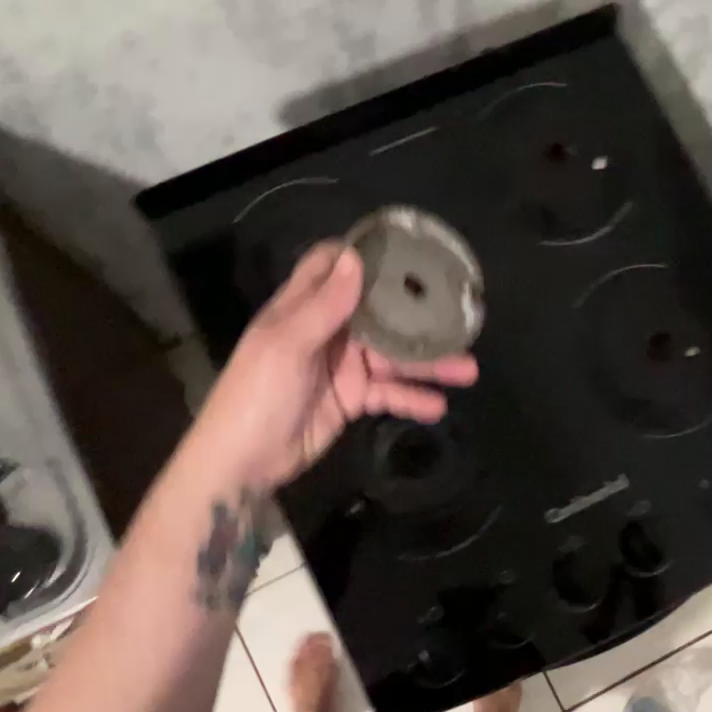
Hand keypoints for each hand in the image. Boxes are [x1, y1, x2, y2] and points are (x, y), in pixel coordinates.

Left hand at [186, 242, 478, 489]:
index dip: (364, 255)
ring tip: (468, 369)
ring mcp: (342, 368)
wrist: (243, 462)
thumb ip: (323, 307)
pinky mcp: (352, 400)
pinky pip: (388, 394)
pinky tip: (438, 406)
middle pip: (378, 314)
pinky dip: (412, 399)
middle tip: (458, 314)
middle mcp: (327, 332)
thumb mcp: (286, 346)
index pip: (332, 267)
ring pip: (392, 358)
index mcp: (302, 308)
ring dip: (427, 363)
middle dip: (416, 314)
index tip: (406, 250)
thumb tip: (355, 259)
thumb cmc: (256, 396)